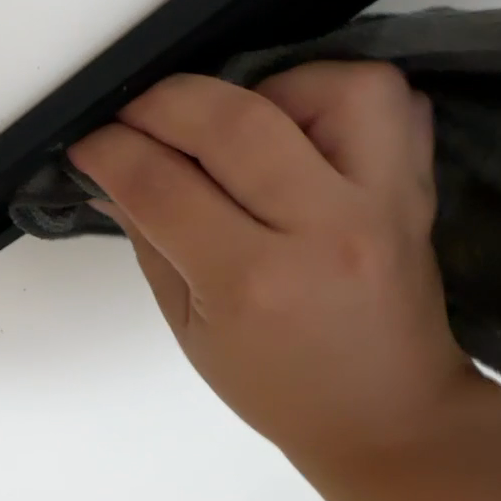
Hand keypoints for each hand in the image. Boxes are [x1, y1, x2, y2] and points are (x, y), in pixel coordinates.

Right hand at [68, 62, 497, 470]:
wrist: (383, 412)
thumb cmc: (271, 385)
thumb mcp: (187, 324)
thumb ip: (150, 240)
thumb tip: (111, 178)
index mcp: (249, 280)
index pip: (161, 187)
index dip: (110, 152)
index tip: (86, 142)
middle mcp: (320, 228)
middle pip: (232, 122)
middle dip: (160, 103)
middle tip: (127, 112)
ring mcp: (381, 199)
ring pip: (322, 87)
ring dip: (255, 87)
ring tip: (223, 122)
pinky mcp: (414, 184)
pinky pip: (382, 98)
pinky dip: (324, 92)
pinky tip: (288, 124)